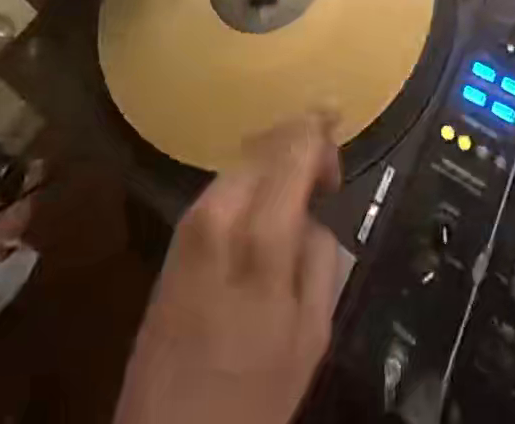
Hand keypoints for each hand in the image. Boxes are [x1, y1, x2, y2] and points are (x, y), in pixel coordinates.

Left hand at [114, 114, 344, 423]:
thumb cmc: (252, 393)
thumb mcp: (309, 336)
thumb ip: (319, 260)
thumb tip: (315, 212)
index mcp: (255, 238)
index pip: (289, 155)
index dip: (315, 130)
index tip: (337, 119)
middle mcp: (216, 214)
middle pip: (260, 149)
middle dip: (296, 139)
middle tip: (329, 159)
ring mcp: (189, 222)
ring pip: (239, 163)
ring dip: (273, 156)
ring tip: (306, 174)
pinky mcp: (177, 235)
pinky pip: (223, 186)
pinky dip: (251, 177)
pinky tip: (271, 192)